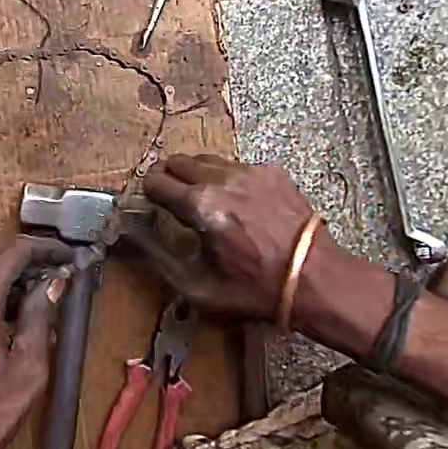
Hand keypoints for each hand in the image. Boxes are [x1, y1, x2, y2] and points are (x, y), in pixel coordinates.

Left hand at [0, 238, 71, 448]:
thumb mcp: (27, 370)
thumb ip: (40, 317)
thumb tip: (54, 283)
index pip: (16, 251)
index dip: (48, 248)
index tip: (71, 256)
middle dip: (33, 262)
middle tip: (64, 275)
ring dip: (16, 281)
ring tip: (48, 297)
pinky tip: (18, 319)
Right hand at [135, 154, 357, 322]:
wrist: (314, 280)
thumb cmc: (255, 289)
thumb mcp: (197, 287)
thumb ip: (157, 257)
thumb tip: (132, 235)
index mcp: (199, 205)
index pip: (155, 181)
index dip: (148, 193)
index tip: (151, 203)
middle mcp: (221, 180)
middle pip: (176, 162)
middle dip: (168, 178)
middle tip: (171, 198)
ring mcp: (249, 171)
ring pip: (206, 159)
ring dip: (196, 175)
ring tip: (202, 199)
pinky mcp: (271, 172)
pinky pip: (236, 165)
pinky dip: (227, 178)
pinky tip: (236, 201)